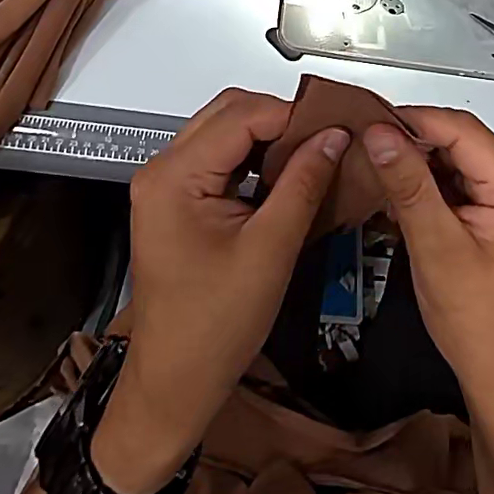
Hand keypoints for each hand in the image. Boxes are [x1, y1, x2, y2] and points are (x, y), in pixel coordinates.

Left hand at [91, 89, 348, 493]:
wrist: (176, 381)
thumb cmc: (211, 329)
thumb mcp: (270, 250)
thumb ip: (303, 183)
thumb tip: (331, 138)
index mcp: (174, 178)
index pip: (241, 116)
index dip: (291, 116)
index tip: (331, 127)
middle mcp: (162, 172)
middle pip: (229, 112)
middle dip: (279, 119)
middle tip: (322, 138)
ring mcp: (167, 183)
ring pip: (225, 129)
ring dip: (267, 136)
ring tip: (308, 155)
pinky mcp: (178, 197)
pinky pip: (220, 156)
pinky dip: (254, 156)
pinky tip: (282, 174)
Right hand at [359, 108, 493, 412]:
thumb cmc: (486, 330)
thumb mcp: (438, 250)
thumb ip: (408, 186)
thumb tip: (382, 136)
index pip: (462, 129)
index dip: (413, 120)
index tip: (372, 123)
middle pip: (460, 141)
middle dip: (413, 143)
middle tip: (369, 148)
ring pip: (456, 160)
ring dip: (418, 165)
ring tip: (381, 173)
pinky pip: (458, 182)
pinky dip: (428, 185)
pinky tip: (402, 196)